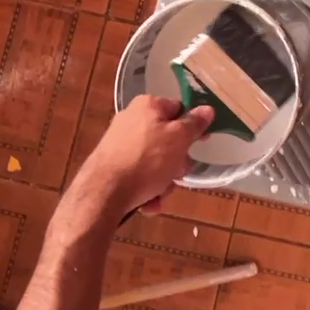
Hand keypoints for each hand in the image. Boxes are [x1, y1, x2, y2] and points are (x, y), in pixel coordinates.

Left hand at [75, 95, 212, 220]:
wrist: (102, 194)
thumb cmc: (146, 160)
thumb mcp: (179, 139)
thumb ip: (195, 123)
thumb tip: (207, 109)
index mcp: (147, 106)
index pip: (178, 109)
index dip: (192, 126)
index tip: (201, 143)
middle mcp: (130, 120)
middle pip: (167, 138)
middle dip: (176, 160)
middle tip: (178, 173)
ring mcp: (118, 145)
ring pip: (154, 160)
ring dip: (163, 179)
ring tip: (161, 193)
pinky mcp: (110, 167)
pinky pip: (137, 174)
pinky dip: (146, 189)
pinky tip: (148, 203)